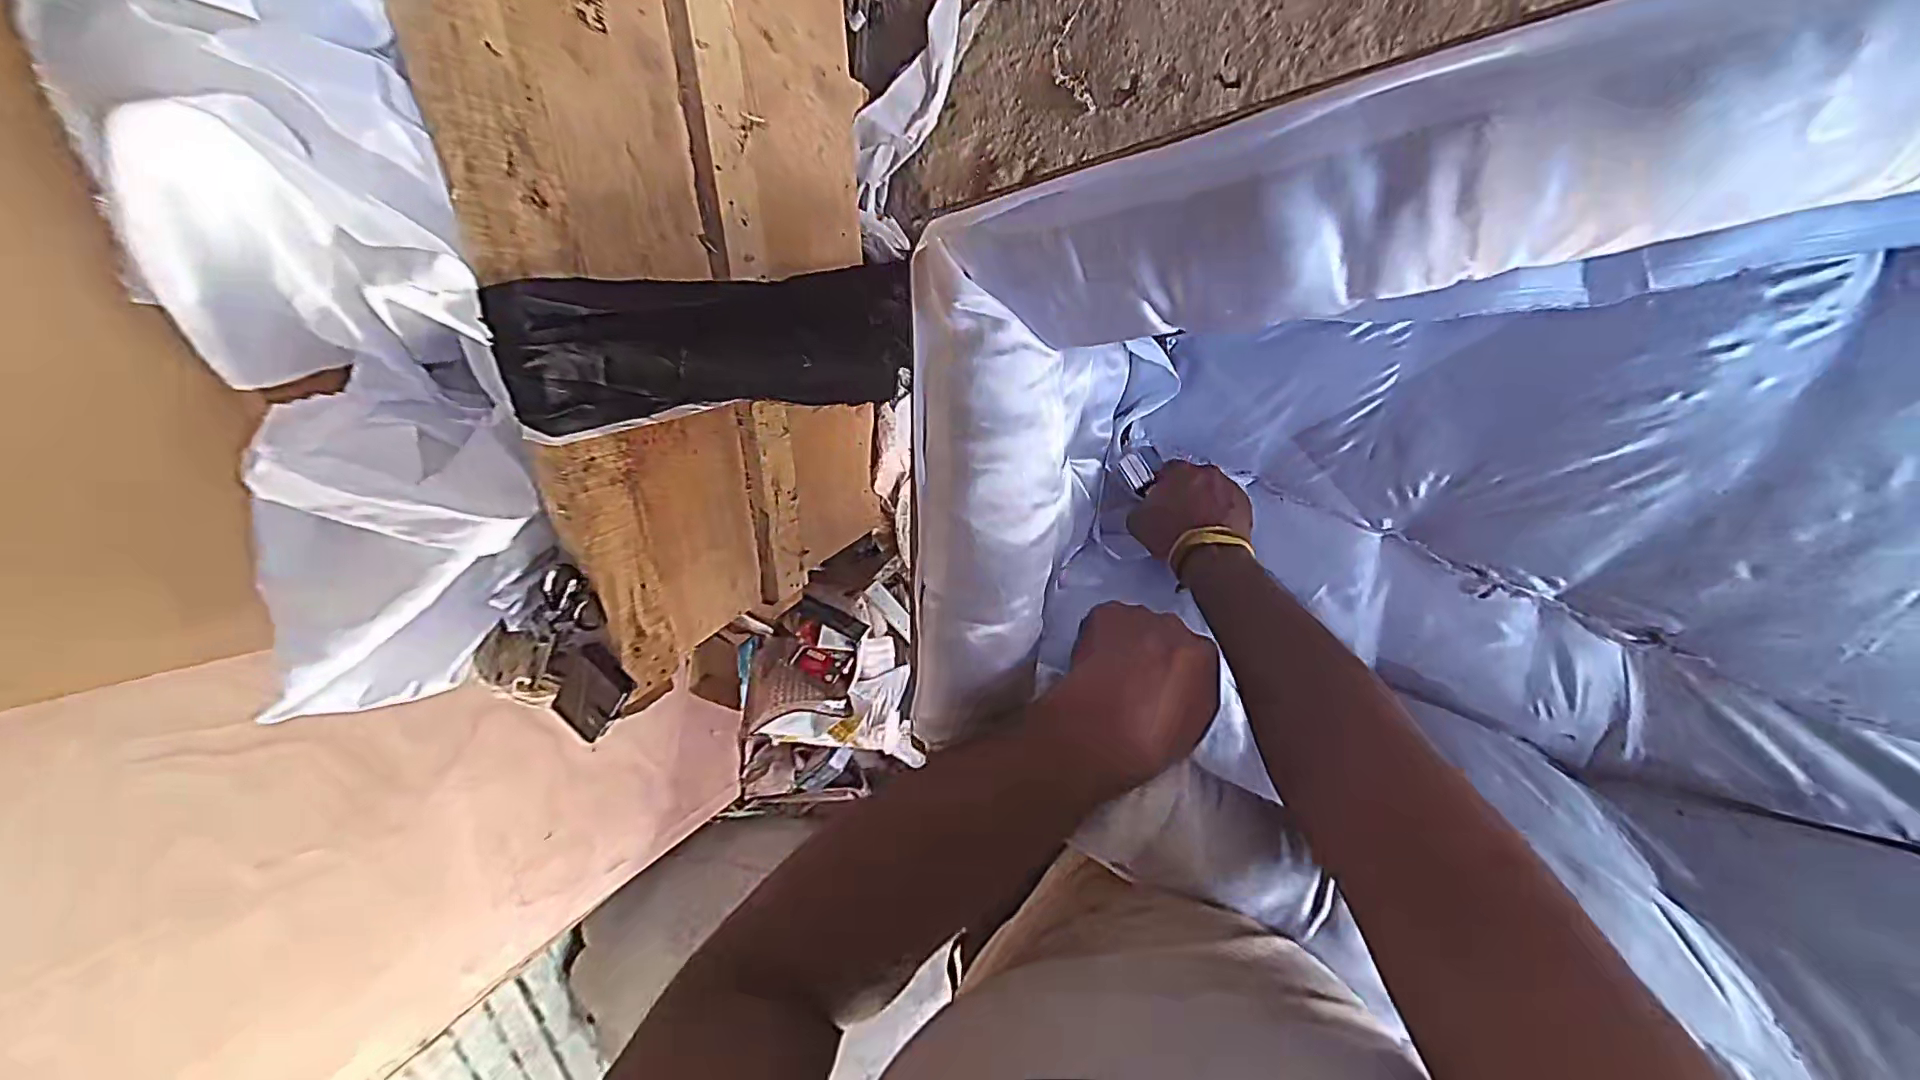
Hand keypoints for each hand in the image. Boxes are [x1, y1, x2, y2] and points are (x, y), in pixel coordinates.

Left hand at [1032, 602, 1220, 794]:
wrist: (1106, 728)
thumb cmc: (1150, 740)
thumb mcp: (1194, 725)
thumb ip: (1194, 695)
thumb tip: (1180, 690)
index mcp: (1204, 655)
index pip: (1193, 655)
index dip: (1173, 670)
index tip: (1159, 684)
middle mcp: (1176, 627)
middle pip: (1164, 634)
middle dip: (1152, 651)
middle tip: (1132, 677)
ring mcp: (1140, 617)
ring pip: (1134, 625)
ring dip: (1125, 641)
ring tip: (1108, 670)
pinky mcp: (1107, 613)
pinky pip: (1105, 620)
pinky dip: (1097, 634)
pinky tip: (1091, 659)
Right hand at [1127, 461, 1253, 562]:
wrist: (1208, 554)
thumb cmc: (1175, 535)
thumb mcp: (1138, 522)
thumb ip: (1140, 507)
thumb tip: (1143, 509)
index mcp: (1177, 471)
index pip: (1165, 470)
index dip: (1160, 485)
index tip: (1158, 498)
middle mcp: (1205, 473)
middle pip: (1192, 477)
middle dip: (1185, 491)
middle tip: (1177, 511)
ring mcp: (1227, 486)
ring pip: (1213, 488)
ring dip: (1205, 500)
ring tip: (1196, 522)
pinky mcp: (1244, 502)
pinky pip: (1230, 502)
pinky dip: (1223, 510)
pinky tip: (1212, 527)